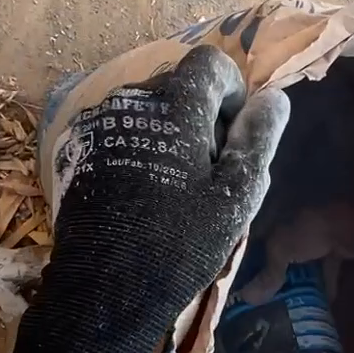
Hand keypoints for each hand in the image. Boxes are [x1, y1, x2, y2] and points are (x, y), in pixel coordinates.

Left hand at [7, 46, 290, 352]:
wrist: (104, 288)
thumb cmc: (181, 240)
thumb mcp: (236, 194)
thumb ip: (259, 137)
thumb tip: (275, 96)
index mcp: (178, 103)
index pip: (211, 64)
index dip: (231, 91)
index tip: (234, 134)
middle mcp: (134, 98)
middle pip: (179, 86)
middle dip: (200, 115)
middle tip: (209, 170)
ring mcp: (101, 122)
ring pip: (148, 109)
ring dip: (168, 132)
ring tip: (173, 186)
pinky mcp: (78, 147)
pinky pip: (121, 130)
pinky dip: (138, 147)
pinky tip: (140, 192)